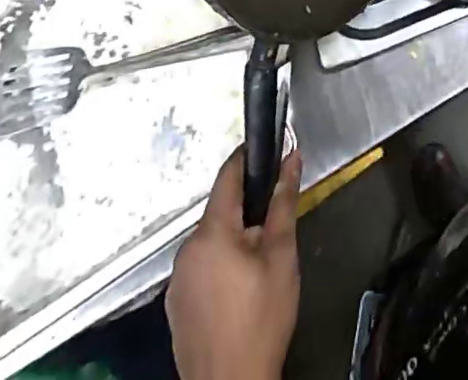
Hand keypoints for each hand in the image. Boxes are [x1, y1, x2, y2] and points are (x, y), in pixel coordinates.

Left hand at [167, 147, 302, 379]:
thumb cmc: (262, 317)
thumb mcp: (281, 255)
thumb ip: (284, 203)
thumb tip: (291, 159)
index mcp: (211, 231)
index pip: (227, 176)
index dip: (247, 159)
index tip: (268, 150)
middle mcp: (186, 249)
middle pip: (220, 212)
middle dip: (247, 211)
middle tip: (275, 229)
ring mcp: (177, 280)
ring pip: (211, 242)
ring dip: (234, 242)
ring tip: (261, 266)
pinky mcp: (176, 306)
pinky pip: (201, 269)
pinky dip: (220, 268)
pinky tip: (240, 293)